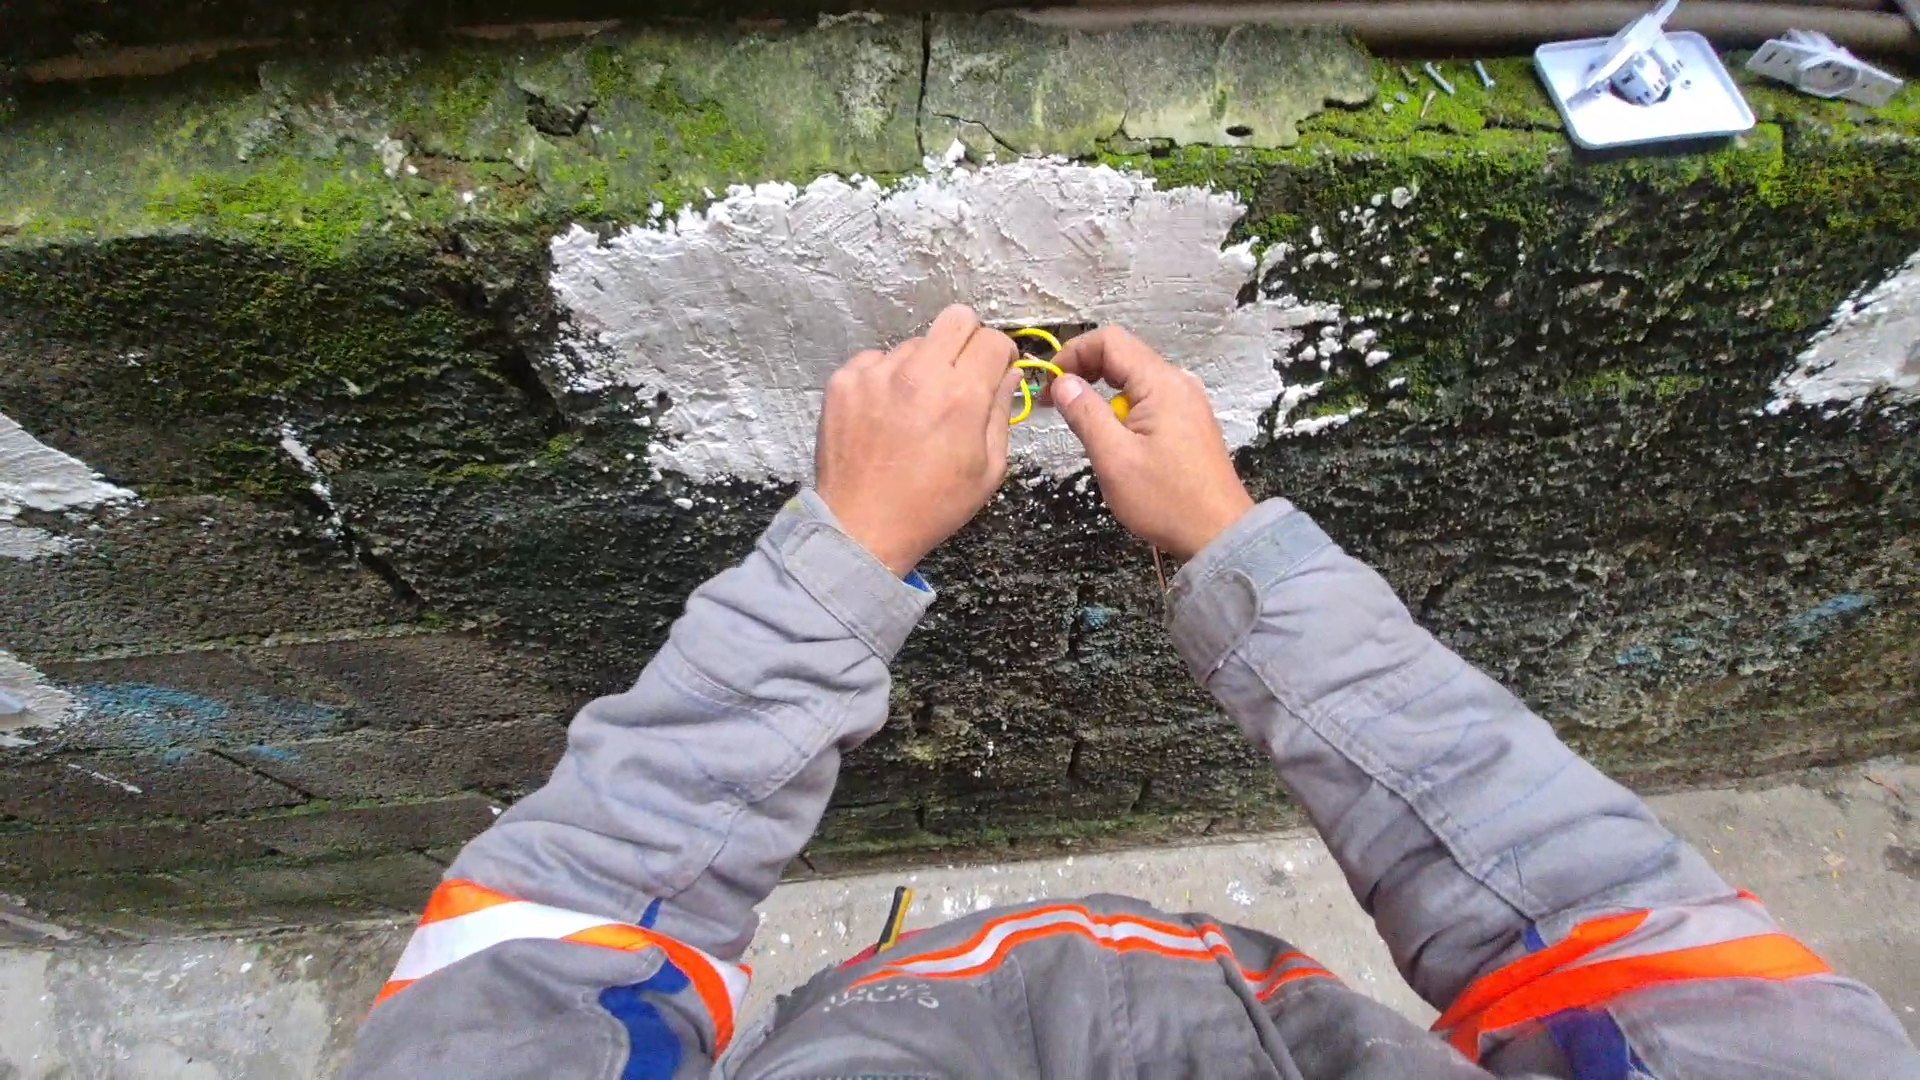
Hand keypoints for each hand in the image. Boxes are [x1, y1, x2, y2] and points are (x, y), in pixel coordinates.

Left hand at [815, 305, 1021, 575]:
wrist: (863, 528)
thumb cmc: (931, 507)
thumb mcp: (988, 470)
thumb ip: (1002, 414)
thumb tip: (1008, 375)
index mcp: (962, 395)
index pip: (993, 339)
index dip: (1000, 355)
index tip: (994, 372)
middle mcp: (919, 373)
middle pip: (956, 318)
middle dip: (967, 341)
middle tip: (960, 375)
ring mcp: (877, 373)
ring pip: (914, 344)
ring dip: (922, 367)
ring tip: (913, 411)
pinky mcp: (844, 381)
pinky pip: (876, 361)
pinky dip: (885, 380)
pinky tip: (885, 415)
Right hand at [1049, 327, 1253, 559]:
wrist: (1217, 533)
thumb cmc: (1166, 500)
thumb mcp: (1114, 458)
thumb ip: (1085, 413)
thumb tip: (1063, 383)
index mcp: (1161, 384)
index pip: (1110, 341)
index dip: (1072, 354)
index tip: (1048, 385)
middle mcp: (1178, 384)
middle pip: (1122, 356)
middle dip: (1083, 371)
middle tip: (1055, 404)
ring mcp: (1186, 402)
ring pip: (1134, 379)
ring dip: (1101, 393)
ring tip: (1081, 425)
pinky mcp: (1188, 422)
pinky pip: (1148, 400)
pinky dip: (1122, 408)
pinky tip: (1112, 437)